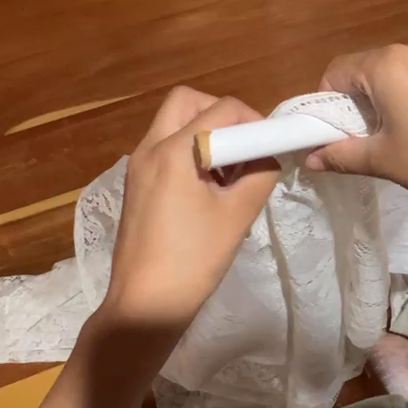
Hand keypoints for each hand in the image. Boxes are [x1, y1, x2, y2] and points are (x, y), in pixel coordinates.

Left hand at [99, 87, 278, 333]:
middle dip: (222, 114)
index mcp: (174, 151)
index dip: (254, 121)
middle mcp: (149, 148)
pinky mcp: (137, 185)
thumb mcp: (239, 214)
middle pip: (186, 102)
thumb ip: (260, 174)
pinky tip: (210, 189)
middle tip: (244, 146)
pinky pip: (166, 148)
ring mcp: (138, 166)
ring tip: (230, 171)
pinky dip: (191, 152)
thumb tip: (269, 156)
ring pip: (174, 124)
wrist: (145, 305)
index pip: (222, 110)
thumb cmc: (194, 259)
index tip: (270, 147)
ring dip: (206, 133)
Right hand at [304, 42, 407, 232]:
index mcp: (388, 64)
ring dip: (391, 98)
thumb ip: (343, 155)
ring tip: (406, 137)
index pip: (337, 71)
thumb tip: (311, 159)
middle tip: (368, 139)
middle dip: (360, 100)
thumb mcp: (386, 161)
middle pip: (369, 68)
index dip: (327, 102)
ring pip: (402, 72)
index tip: (335, 134)